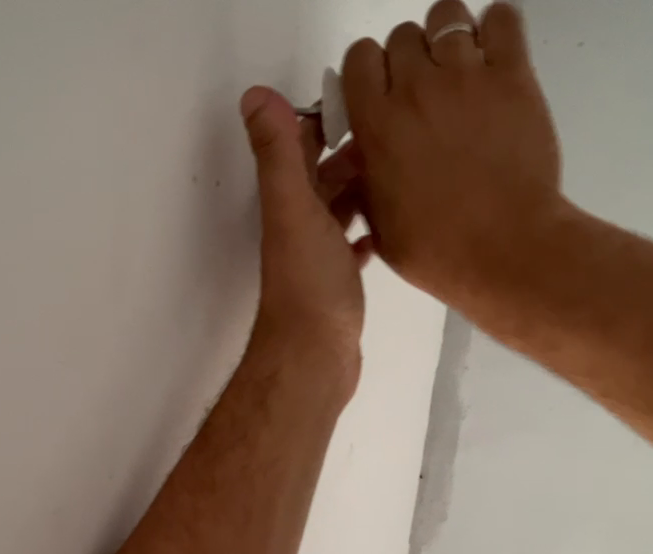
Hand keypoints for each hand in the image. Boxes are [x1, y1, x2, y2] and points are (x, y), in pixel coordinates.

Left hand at [239, 86, 369, 390]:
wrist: (313, 359)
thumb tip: (255, 95)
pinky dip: (364, 235)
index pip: (299, 148)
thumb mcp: (293, 210)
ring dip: (360, 190)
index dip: (321, 118)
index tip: (361, 98)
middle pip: (322, 178)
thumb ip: (279, 155)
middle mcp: (298, 228)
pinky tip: (384, 231)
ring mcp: (317, 259)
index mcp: (288, 205)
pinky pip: (350, 250)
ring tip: (397, 173)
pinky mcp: (336, 287)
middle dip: (350, 152)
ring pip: (338, 211)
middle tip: (392, 134)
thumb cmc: (309, 285)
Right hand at [341, 2, 564, 311]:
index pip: (358, 59)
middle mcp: (415, 91)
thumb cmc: (442, 250)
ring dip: (448, 37)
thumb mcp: (381, 227)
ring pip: (446, 17)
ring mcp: (465, 79)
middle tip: (424, 90)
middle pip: (401, 36)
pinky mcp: (512, 78)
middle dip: (409, 59)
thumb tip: (366, 164)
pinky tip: (495, 56)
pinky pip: (503, 19)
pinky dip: (496, 29)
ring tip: (459, 68)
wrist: (504, 251)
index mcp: (376, 126)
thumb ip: (367, 182)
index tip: (379, 90)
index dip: (369, 72)